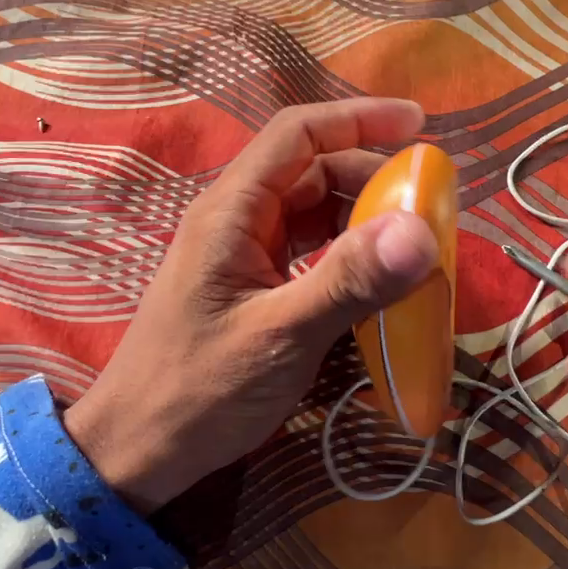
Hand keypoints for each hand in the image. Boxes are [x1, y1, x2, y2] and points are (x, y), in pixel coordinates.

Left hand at [63, 99, 440, 513]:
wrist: (137, 451)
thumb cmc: (199, 390)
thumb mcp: (280, 335)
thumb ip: (348, 281)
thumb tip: (422, 229)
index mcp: (232, 210)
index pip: (298, 133)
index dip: (358, 117)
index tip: (419, 124)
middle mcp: (237, 219)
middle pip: (313, 171)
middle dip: (372, 179)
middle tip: (430, 209)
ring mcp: (242, 253)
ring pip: (313, 213)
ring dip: (364, 221)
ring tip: (414, 247)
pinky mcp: (251, 287)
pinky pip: (307, 252)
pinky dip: (346, 257)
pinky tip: (378, 284)